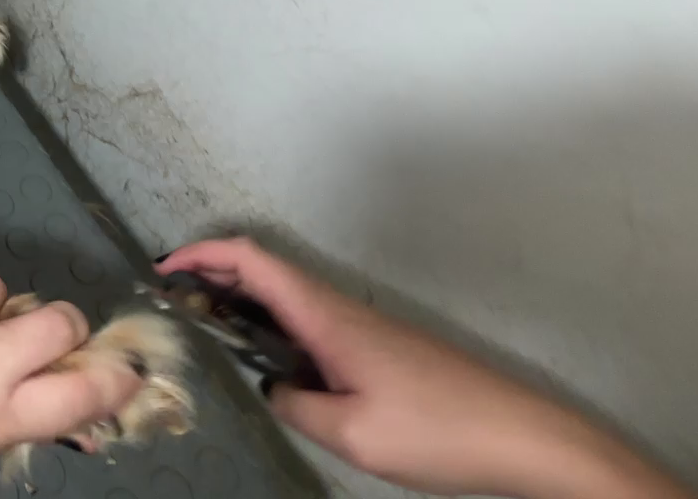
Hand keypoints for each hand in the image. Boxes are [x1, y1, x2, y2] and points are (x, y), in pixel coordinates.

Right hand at [159, 238, 661, 497]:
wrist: (535, 443)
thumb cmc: (438, 429)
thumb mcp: (350, 432)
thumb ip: (291, 403)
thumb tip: (270, 386)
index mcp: (319, 312)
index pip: (247, 257)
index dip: (199, 252)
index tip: (162, 269)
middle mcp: (331, 306)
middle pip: (257, 267)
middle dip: (207, 273)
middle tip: (173, 301)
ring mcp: (354, 324)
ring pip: (279, 293)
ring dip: (236, 299)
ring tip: (208, 330)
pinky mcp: (372, 345)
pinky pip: (302, 318)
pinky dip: (266, 322)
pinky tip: (267, 360)